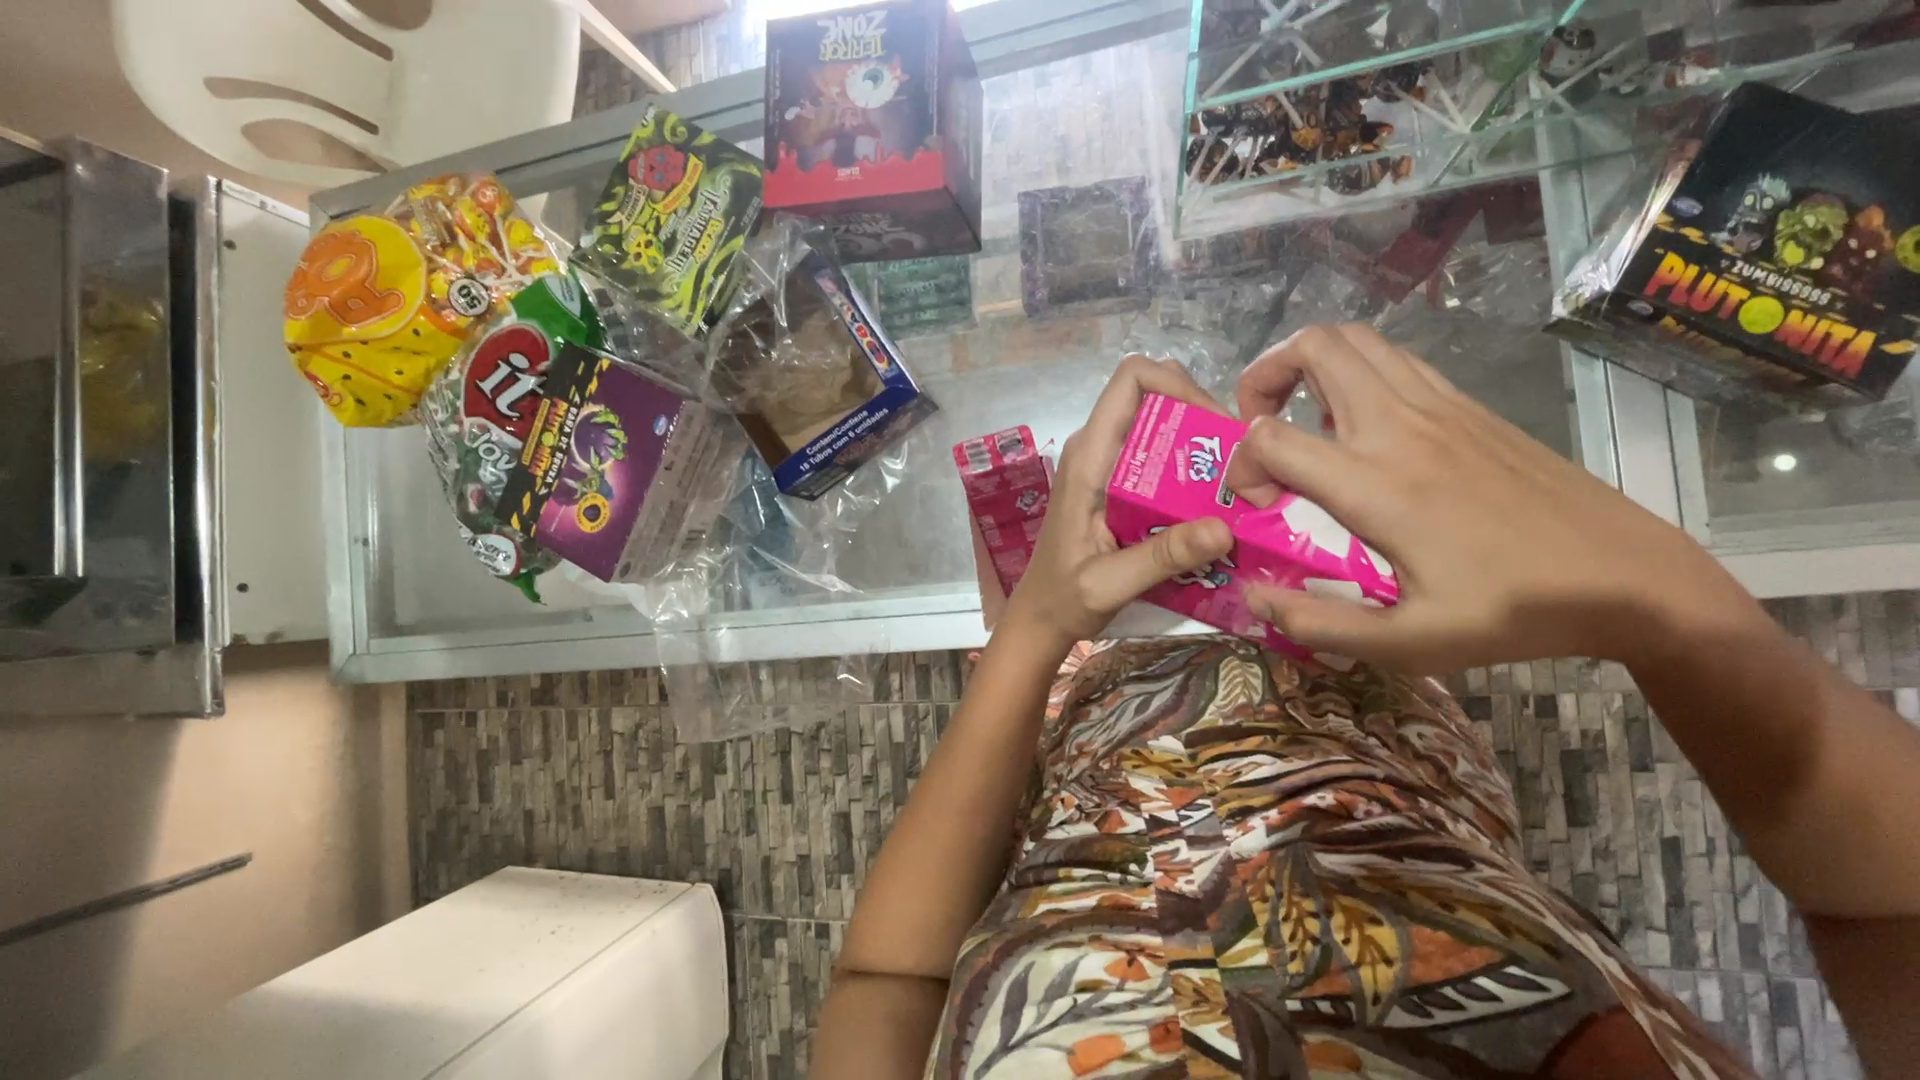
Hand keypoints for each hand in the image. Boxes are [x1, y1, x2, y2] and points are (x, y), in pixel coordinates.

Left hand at [1001, 355, 1233, 655]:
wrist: (1040, 617)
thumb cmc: (1064, 599)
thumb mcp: (1109, 584)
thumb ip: (1161, 558)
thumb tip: (1223, 528)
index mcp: (1089, 456)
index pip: (1131, 379)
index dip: (1178, 384)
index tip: (1217, 425)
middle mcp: (1098, 448)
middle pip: (1154, 394)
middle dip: (1200, 413)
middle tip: (1238, 458)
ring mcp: (1108, 464)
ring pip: (1161, 424)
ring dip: (1200, 443)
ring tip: (1235, 479)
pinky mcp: (1119, 484)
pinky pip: (1160, 456)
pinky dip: (1190, 468)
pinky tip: (1214, 501)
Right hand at [1226, 323, 1765, 673]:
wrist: (1629, 577)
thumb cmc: (1515, 612)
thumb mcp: (1411, 644)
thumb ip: (1318, 623)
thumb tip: (1252, 596)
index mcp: (1378, 485)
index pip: (1272, 438)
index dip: (1243, 466)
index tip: (1261, 507)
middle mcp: (1400, 427)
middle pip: (1312, 347)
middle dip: (1264, 376)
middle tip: (1257, 424)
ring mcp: (1439, 405)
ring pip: (1355, 339)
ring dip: (1309, 364)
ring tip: (1301, 417)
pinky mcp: (1468, 405)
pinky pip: (1393, 359)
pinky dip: (1355, 372)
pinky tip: (1361, 426)